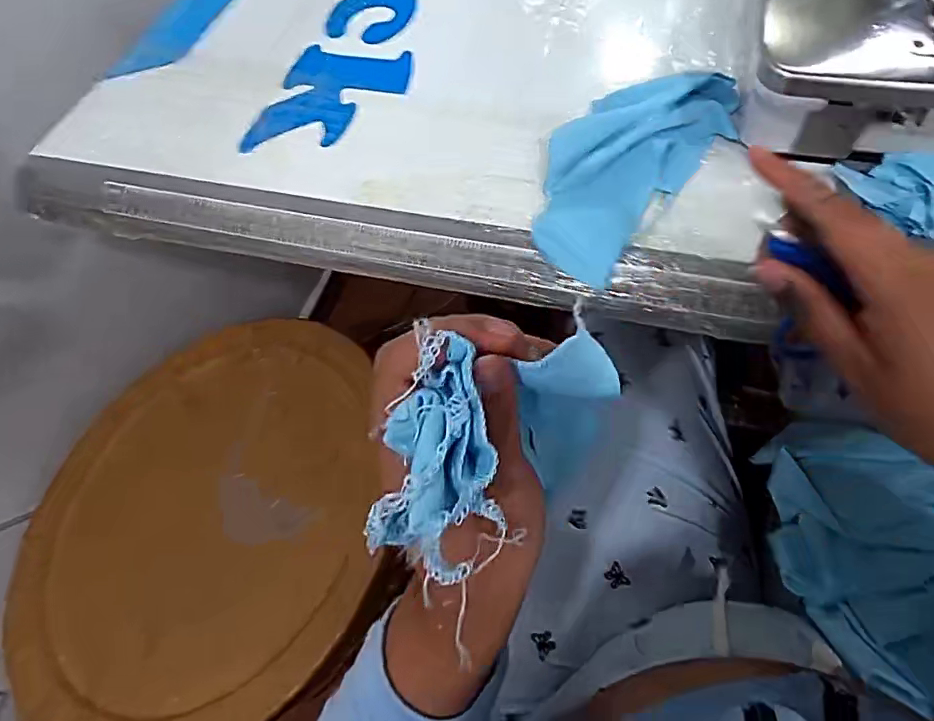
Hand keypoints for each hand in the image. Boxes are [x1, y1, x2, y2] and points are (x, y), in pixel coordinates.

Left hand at [369, 315, 553, 714]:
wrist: (471, 598)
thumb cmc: (487, 556)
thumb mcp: (504, 491)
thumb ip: (496, 424)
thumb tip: (493, 362)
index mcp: (404, 442)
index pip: (399, 361)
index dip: (450, 337)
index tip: (504, 345)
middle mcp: (405, 424)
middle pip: (422, 350)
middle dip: (475, 335)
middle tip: (524, 347)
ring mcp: (424, 424)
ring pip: (444, 360)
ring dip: (488, 347)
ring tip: (534, 356)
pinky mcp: (446, 428)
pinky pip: (462, 380)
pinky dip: (494, 366)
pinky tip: (526, 372)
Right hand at [748, 148, 933, 701]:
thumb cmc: (916, 405)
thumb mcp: (851, 361)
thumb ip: (809, 306)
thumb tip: (767, 264)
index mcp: (888, 273)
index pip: (830, 211)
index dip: (790, 180)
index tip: (757, 154)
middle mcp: (911, 255)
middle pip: (848, 213)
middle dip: (802, 209)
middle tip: (768, 239)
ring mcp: (929, 265)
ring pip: (866, 228)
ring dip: (825, 231)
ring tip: (793, 258)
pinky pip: (882, 246)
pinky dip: (848, 248)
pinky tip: (834, 277)